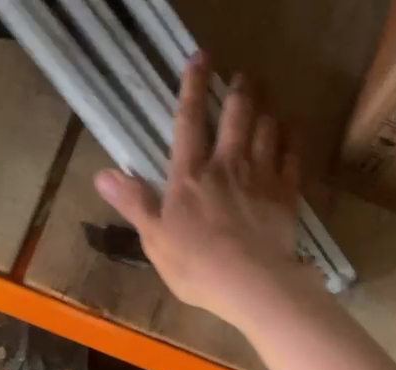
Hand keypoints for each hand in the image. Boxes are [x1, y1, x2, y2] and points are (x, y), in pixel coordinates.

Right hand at [95, 53, 318, 330]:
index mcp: (191, 175)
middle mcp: (227, 165)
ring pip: (266, 130)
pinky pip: (292, 157)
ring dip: (265, 113)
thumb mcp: (155, 239)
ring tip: (266, 105)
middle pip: (236, 115)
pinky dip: (292, 141)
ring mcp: (261, 177)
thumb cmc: (197, 266)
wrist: (251, 284)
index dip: (192, 87)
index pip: (188, 121)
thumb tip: (103, 175)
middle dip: (240, 91)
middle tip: (244, 77)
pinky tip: (291, 135)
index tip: (199, 59)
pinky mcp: (286, 195)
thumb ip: (134, 203)